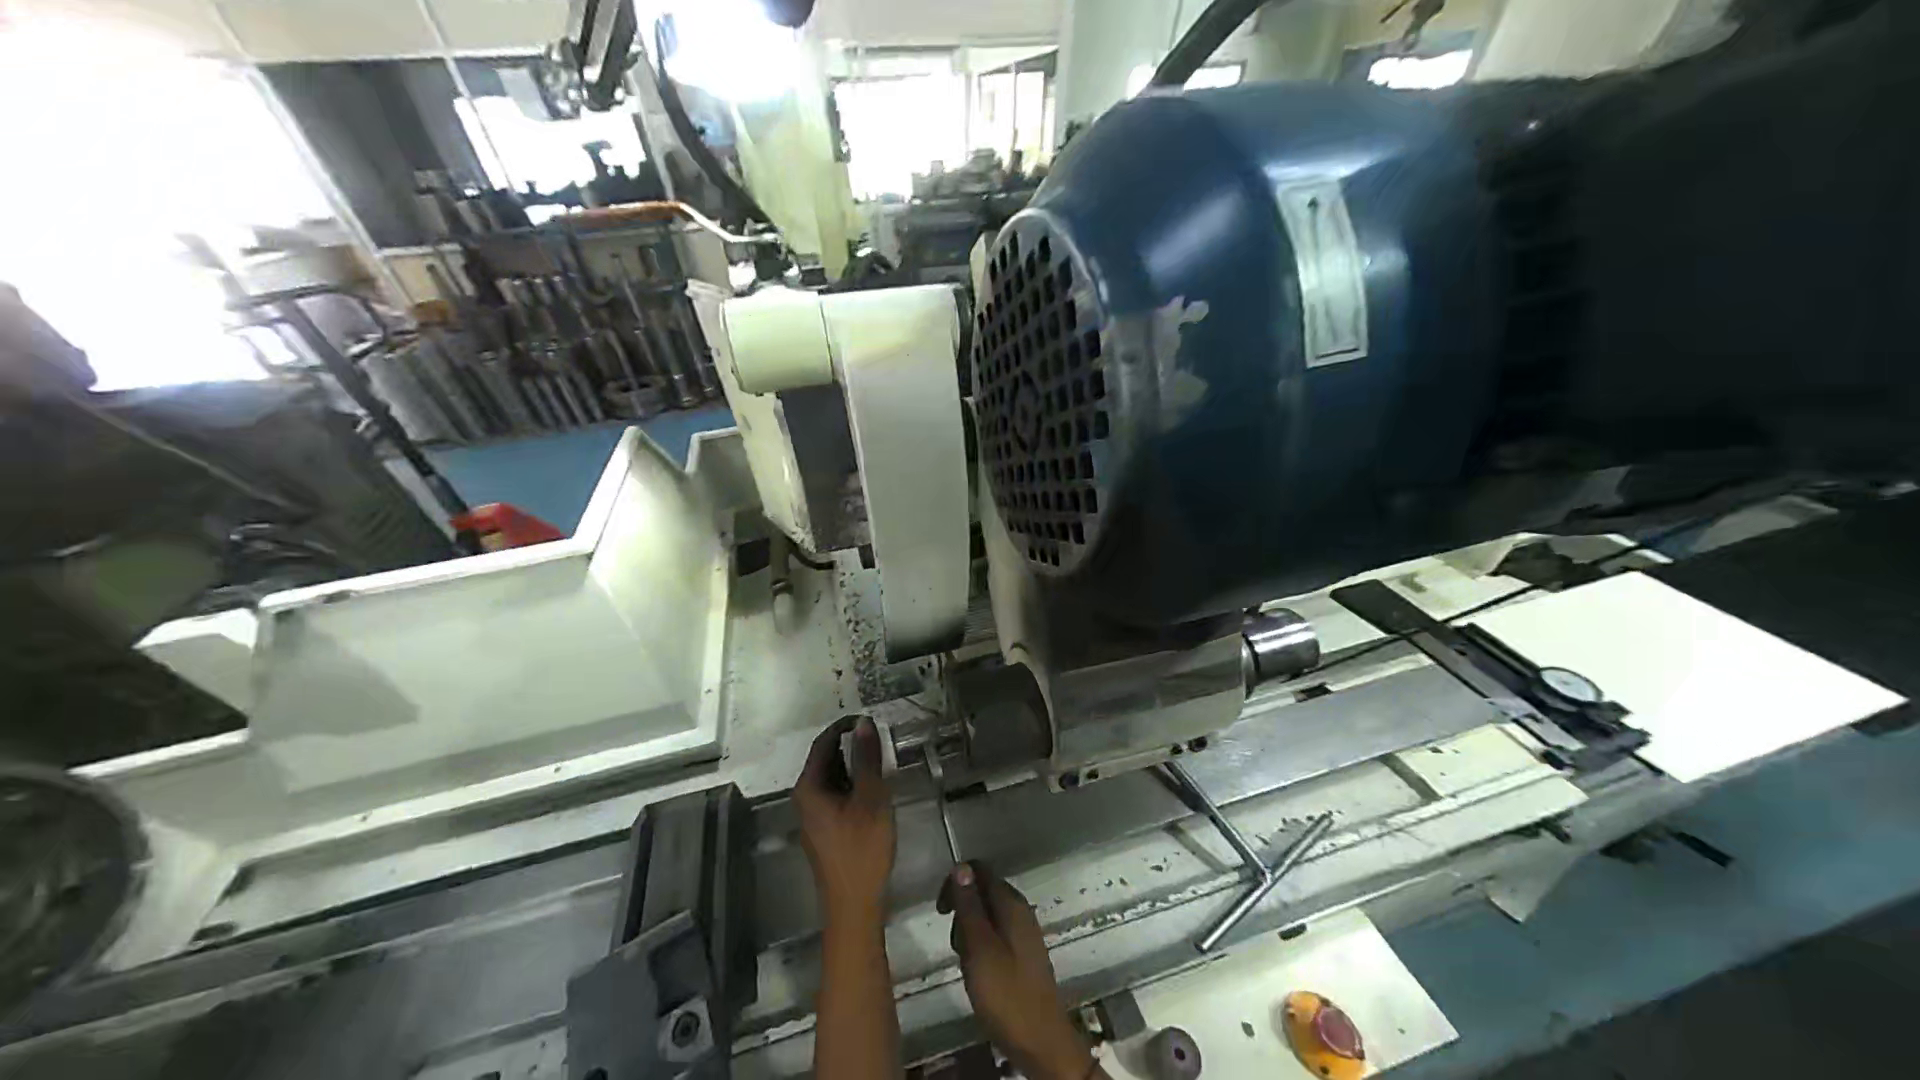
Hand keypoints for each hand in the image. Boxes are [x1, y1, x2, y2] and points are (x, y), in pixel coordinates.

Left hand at [794, 715, 895, 920]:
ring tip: (882, 758)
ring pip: (833, 778)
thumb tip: (863, 723)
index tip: (870, 719)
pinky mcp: (825, 829)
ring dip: (854, 765)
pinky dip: (854, 784)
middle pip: (826, 759)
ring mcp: (813, 815)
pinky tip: (875, 786)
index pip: (823, 743)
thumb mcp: (871, 799)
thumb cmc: (862, 850)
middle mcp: (805, 798)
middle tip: (880, 738)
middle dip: (851, 745)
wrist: (854, 906)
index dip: (845, 727)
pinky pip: (837, 794)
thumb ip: (867, 759)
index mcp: (809, 787)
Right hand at [941, 862, 1095, 1079]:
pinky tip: (979, 973)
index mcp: (1011, 903)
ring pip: (986, 916)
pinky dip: (980, 948)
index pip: (979, 870)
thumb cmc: (1006, 993)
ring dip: (969, 934)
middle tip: (957, 946)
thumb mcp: (979, 947)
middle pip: (982, 892)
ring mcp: (1023, 932)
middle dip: (962, 913)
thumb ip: (969, 905)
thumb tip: (961, 865)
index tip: (941, 911)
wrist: (1041, 1041)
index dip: (956, 883)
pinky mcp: (1022, 953)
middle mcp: (1020, 910)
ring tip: (968, 964)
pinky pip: (994, 936)